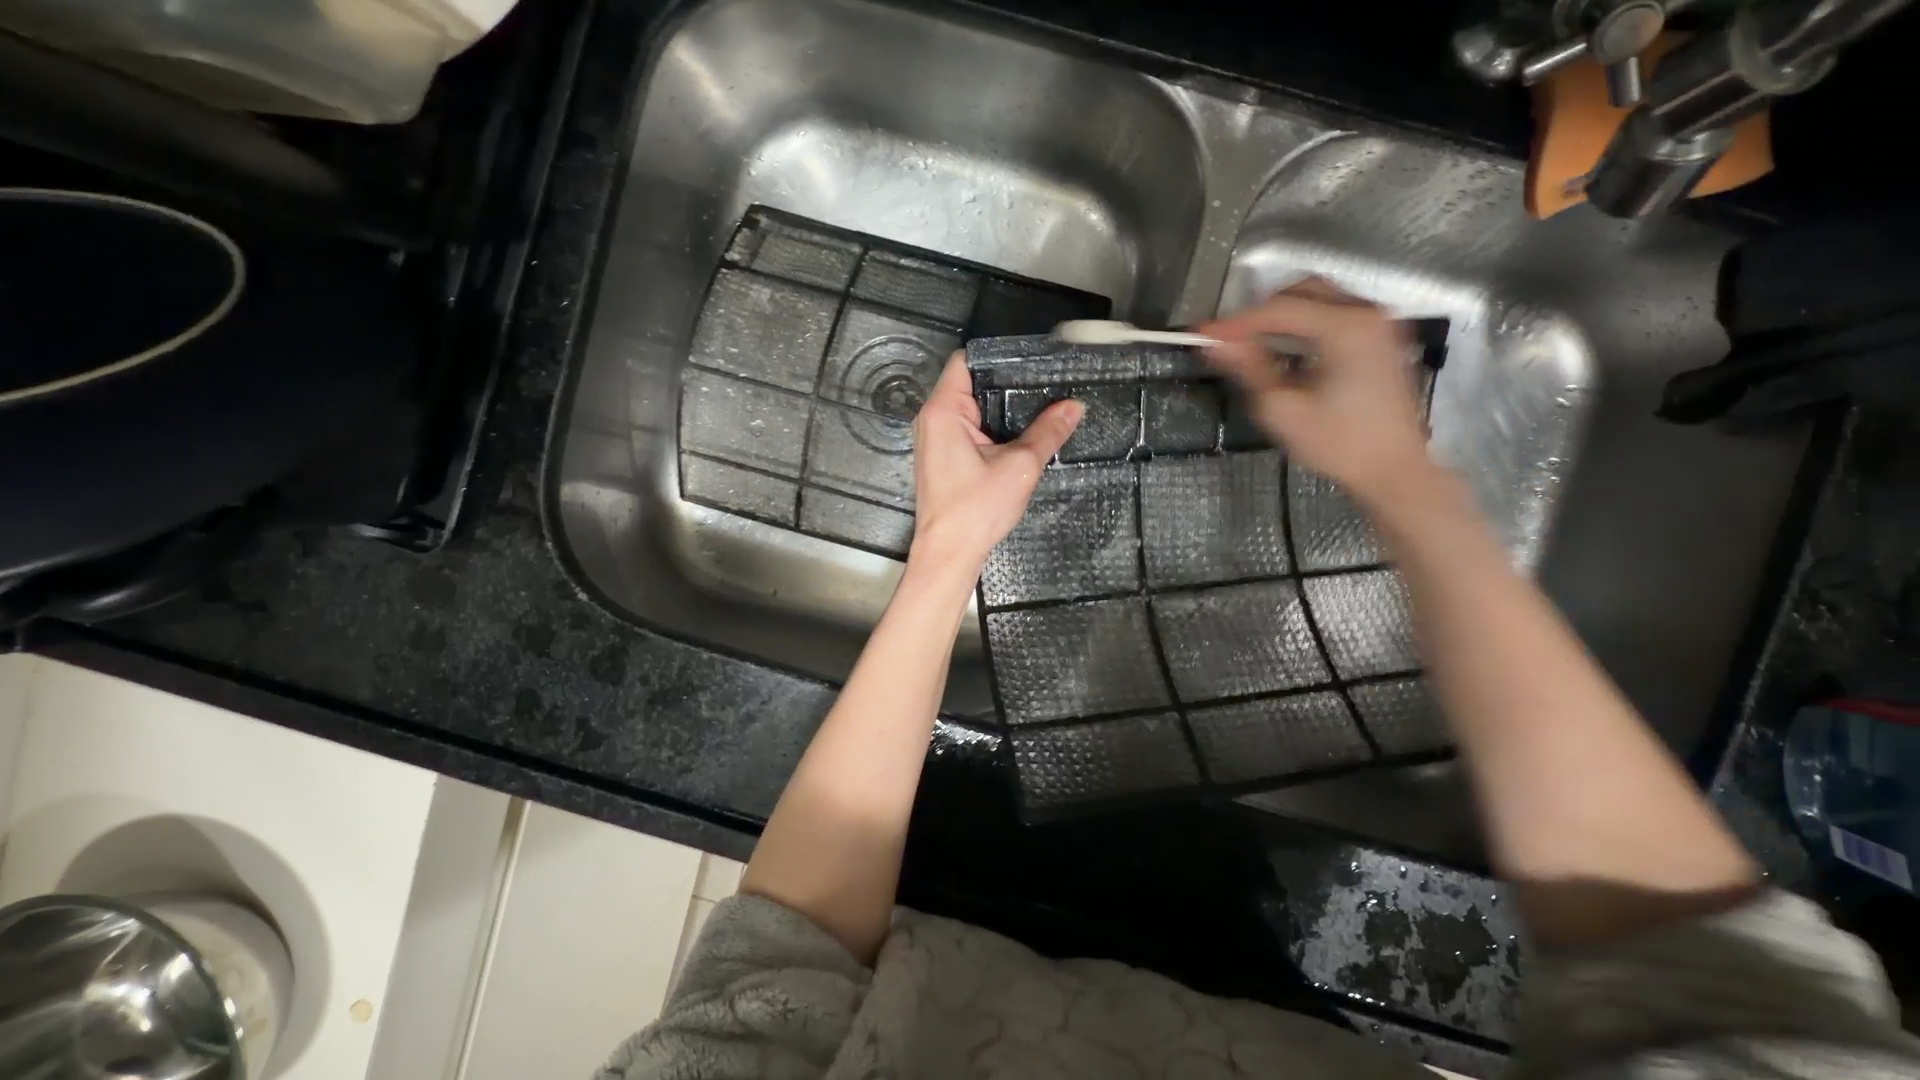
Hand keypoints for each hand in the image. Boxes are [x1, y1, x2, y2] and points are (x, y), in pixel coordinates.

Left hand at [909, 352, 1082, 569]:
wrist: (950, 553)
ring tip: (1038, 403)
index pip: (965, 362)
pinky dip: (991, 428)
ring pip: (970, 408)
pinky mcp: (942, 457)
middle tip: (1044, 381)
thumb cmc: (975, 510)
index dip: (997, 355)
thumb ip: (1048, 432)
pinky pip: (968, 429)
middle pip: (969, 383)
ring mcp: (935, 439)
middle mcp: (932, 419)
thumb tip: (1074, 407)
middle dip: (1005, 383)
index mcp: (943, 411)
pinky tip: (1020, 433)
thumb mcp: (1020, 466)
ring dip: (1000, 408)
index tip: (1030, 359)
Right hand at [1197, 279, 1430, 502]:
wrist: (1394, 470)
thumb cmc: (1340, 445)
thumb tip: (1216, 343)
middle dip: (1262, 311)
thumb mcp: (1283, 409)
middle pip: (1302, 290)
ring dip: (1284, 315)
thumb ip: (1249, 368)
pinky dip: (1307, 323)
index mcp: (1346, 327)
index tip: (1204, 334)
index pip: (1279, 308)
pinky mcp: (1382, 338)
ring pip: (1320, 297)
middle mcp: (1367, 314)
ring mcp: (1380, 323)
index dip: (1236, 321)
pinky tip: (1289, 350)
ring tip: (1255, 344)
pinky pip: (1337, 313)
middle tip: (1232, 339)